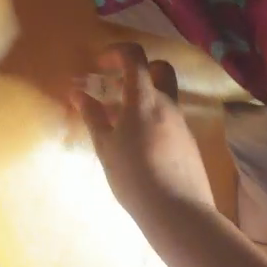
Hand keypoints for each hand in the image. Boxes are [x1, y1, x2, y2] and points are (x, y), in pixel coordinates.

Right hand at [72, 42, 214, 217]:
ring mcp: (181, 125)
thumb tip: (78, 93)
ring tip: (119, 124)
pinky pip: (168, 121)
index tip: (99, 64)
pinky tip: (137, 147)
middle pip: (160, 69)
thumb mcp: (105, 147)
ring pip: (164, 98)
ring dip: (142, 100)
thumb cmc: (134, 176)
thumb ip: (93, 116)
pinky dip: (152, 121)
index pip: (135, 57)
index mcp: (144, 100)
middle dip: (139, 69)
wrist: (179, 214)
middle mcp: (167, 105)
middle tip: (116, 85)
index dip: (116, 52)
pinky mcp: (188, 145)